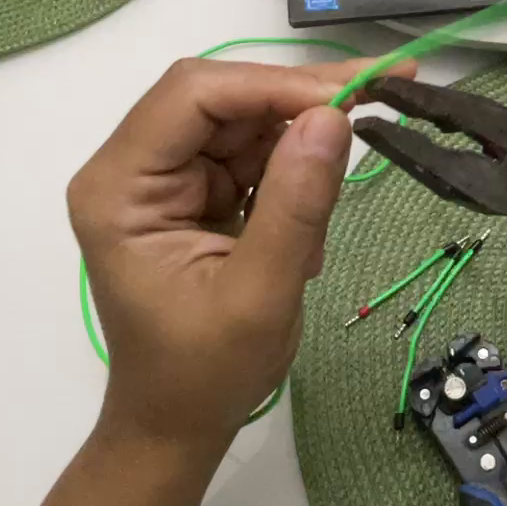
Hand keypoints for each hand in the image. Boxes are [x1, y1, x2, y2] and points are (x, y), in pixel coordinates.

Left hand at [67, 58, 408, 454]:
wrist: (180, 420)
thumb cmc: (205, 373)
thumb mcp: (260, 295)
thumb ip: (297, 205)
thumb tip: (334, 116)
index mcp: (121, 188)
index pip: (193, 97)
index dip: (275, 85)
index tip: (352, 96)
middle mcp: (136, 168)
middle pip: (223, 97)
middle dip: (302, 93)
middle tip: (385, 85)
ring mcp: (169, 177)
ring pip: (246, 119)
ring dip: (308, 128)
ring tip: (367, 137)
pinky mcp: (199, 191)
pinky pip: (256, 152)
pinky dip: (300, 166)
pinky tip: (322, 201)